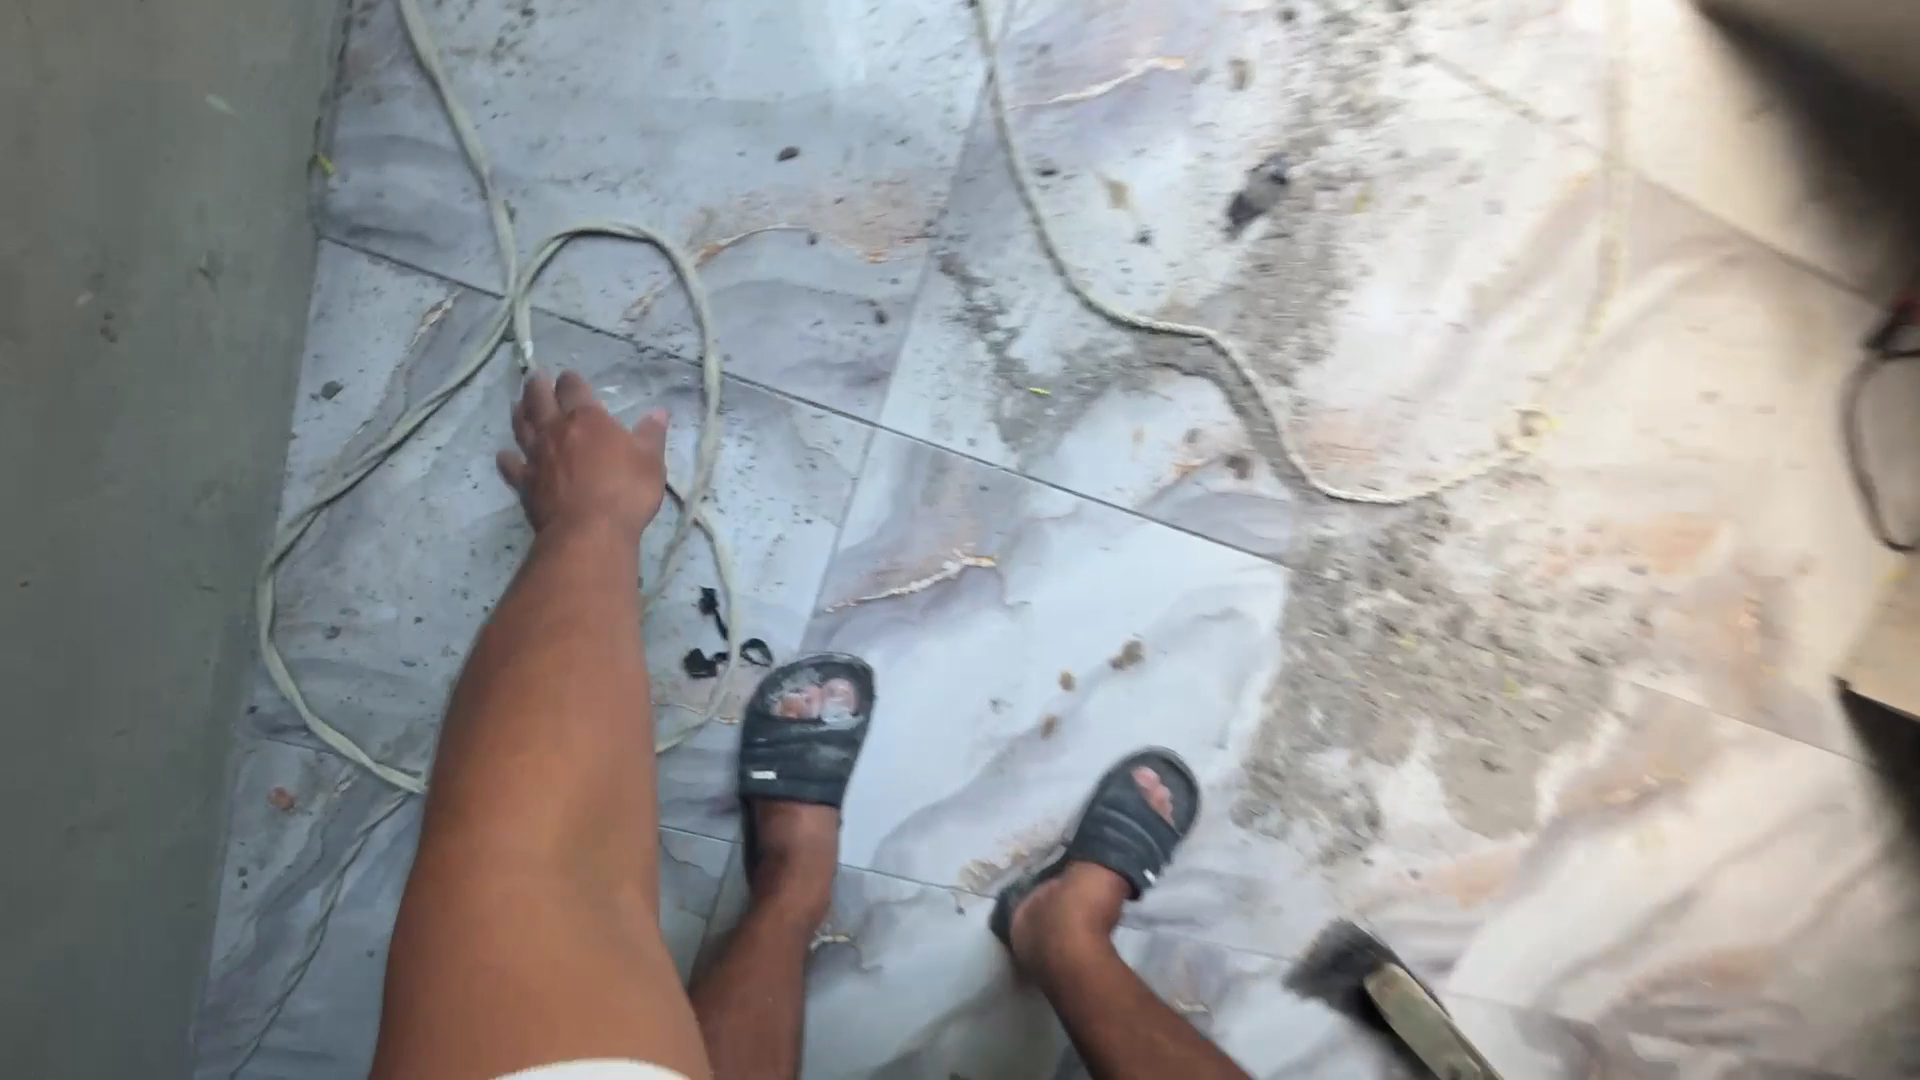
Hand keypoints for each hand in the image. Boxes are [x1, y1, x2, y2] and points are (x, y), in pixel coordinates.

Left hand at [496, 371, 669, 541]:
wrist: (590, 531)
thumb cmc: (627, 491)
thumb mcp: (651, 461)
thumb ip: (651, 434)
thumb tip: (659, 412)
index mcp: (588, 419)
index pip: (574, 390)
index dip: (572, 381)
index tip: (569, 376)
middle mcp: (556, 431)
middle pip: (539, 401)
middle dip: (537, 387)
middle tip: (535, 377)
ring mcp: (536, 457)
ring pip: (521, 428)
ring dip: (519, 413)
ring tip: (517, 404)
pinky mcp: (525, 483)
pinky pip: (512, 466)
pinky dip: (508, 458)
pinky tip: (505, 455)